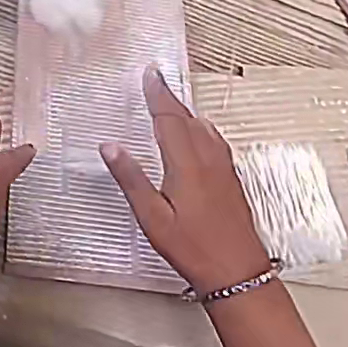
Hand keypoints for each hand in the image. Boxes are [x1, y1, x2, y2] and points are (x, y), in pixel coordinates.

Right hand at [100, 66, 271, 294]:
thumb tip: (110, 146)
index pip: (169, 118)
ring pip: (203, 128)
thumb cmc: (192, 247)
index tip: (150, 74)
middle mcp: (208, 160)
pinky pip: (214, 141)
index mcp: (187, 165)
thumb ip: (131, 178)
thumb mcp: (151, 216)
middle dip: (169, 97)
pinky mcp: (231, 180)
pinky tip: (198, 133)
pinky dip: (199, 127)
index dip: (157, 94)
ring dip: (185, 111)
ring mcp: (223, 169)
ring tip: (170, 101)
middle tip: (155, 80)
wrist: (237, 272)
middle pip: (187, 118)